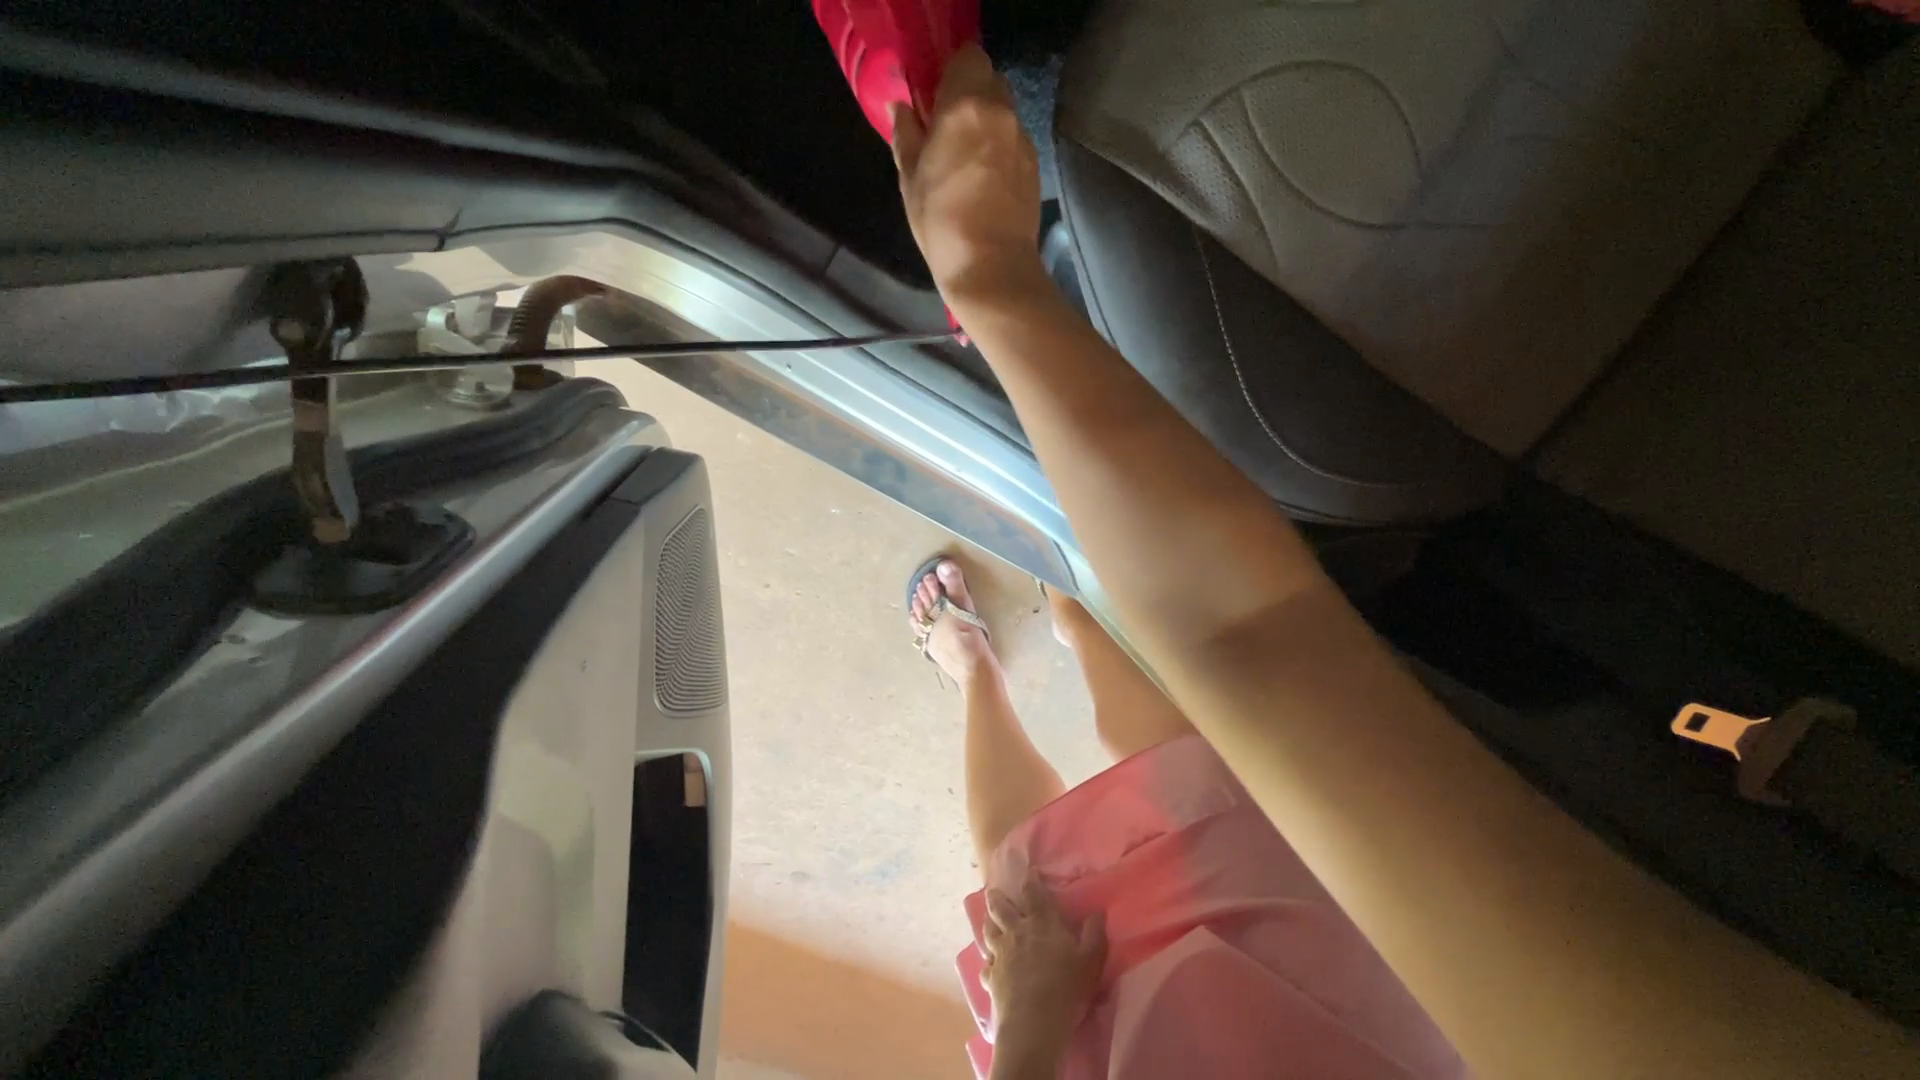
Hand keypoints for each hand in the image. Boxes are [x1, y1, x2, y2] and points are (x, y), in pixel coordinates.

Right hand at [890, 45, 1047, 305]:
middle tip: (948, 126)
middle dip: (971, 95)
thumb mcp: (910, 178)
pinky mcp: (1035, 166)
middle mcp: (1001, 113)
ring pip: (1005, 112)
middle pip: (990, 81)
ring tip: (967, 159)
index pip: (968, 56)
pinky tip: (986, 181)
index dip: (953, 70)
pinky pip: (1014, 141)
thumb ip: (906, 135)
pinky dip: (1001, 149)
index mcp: (966, 106)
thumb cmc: (942, 220)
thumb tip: (901, 110)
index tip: (936, 94)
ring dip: (987, 124)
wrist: (991, 265)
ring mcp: (1022, 139)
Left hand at [982, 874, 1107, 1052]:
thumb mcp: (1091, 960)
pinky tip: (990, 967)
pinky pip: (986, 966)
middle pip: (1000, 908)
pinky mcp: (991, 977)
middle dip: (997, 897)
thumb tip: (1098, 911)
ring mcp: (1000, 954)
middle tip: (994, 891)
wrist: (1034, 1021)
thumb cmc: (1066, 987)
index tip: (1030, 872)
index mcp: (1041, 923)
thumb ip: (1095, 934)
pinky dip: (988, 964)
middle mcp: (1016, 932)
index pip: (1033, 893)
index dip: (1031, 880)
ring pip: (988, 932)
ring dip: (988, 924)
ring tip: (988, 921)